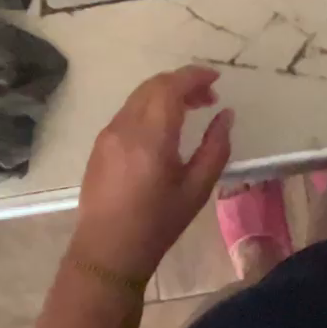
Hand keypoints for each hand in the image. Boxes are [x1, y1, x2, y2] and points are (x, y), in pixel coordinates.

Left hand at [68, 66, 233, 282]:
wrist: (108, 250)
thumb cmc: (157, 223)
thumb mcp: (196, 190)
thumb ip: (215, 148)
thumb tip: (226, 115)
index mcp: (151, 136)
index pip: (171, 87)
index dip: (194, 76)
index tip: (216, 79)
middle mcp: (126, 126)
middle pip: (155, 85)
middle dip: (183, 83)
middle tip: (208, 97)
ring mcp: (109, 132)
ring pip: (140, 95)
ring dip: (166, 93)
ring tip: (190, 109)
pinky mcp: (100, 142)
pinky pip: (128, 110)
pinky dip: (150, 106)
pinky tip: (163, 126)